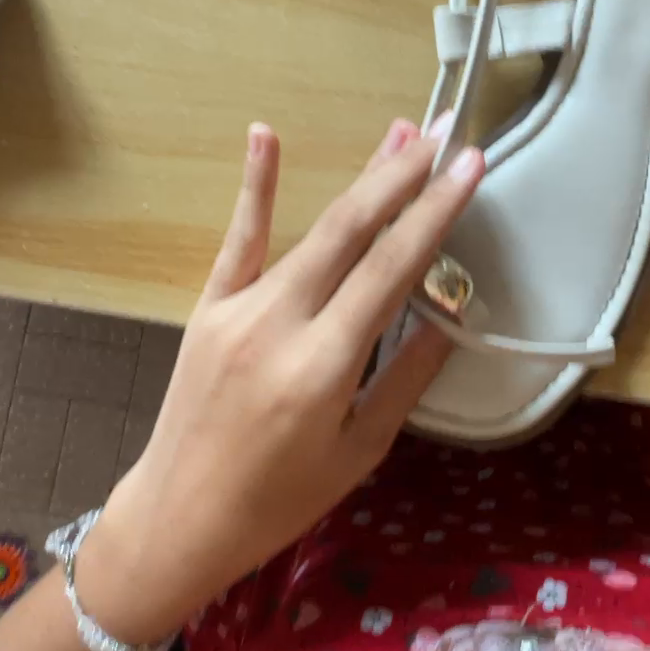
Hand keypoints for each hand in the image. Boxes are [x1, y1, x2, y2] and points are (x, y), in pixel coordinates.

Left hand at [72, 118, 483, 643]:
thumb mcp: (360, 452)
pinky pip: (240, 238)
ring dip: (361, 178)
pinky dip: (256, 185)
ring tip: (402, 134)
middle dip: (405, 175)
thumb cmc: (280, 500)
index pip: (392, 269)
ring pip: (312, 228)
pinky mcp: (210, 304)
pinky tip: (265, 133)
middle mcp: (281, 322)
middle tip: (446, 132)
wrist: (178, 518)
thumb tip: (449, 319)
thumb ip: (406, 379)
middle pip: (353, 230)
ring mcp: (239, 306)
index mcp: (324, 365)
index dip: (436, 211)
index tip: (470, 166)